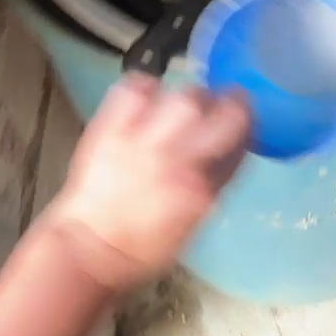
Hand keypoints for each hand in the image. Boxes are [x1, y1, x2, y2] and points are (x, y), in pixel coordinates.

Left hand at [41, 74, 251, 292]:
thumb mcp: (197, 217)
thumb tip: (236, 143)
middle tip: (210, 108)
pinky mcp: (110, 127)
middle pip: (215, 108)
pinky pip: (136, 88)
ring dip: (186, 96)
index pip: (240, 134)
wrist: (90, 247)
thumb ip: (218, 176)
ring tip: (176, 108)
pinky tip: (147, 101)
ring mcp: (142, 140)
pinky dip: (146, 87)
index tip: (241, 114)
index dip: (246, 118)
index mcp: (202, 187)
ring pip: (182, 94)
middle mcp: (176, 158)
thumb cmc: (147, 243)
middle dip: (220, 102)